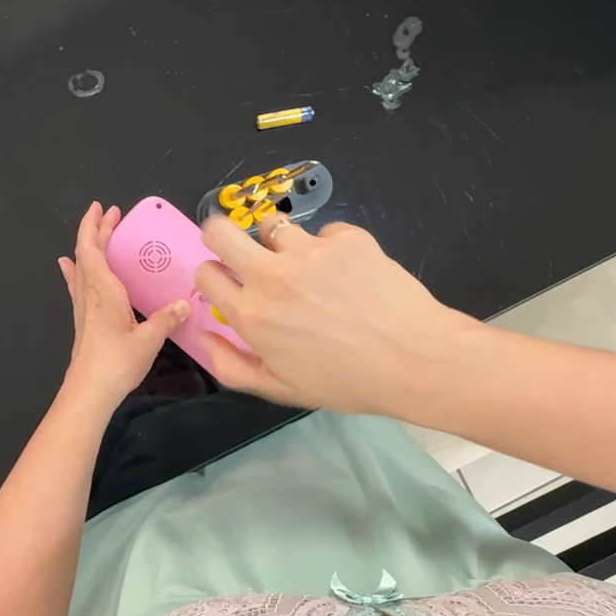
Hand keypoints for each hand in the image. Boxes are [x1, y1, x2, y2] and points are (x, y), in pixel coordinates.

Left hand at [58, 202, 190, 403]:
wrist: (89, 393)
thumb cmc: (116, 363)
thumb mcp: (149, 340)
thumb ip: (166, 319)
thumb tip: (185, 304)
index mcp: (104, 292)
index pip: (93, 250)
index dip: (95, 227)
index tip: (103, 208)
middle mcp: (90, 295)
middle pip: (87, 255)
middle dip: (97, 231)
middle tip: (109, 214)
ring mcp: (83, 309)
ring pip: (82, 269)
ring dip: (89, 248)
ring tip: (95, 233)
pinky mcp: (84, 322)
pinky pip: (78, 286)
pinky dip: (75, 270)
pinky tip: (68, 266)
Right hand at [193, 215, 486, 417]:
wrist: (415, 359)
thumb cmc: (345, 382)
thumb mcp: (279, 388)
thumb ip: (230, 363)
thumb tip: (200, 332)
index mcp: (251, 313)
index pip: (206, 273)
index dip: (212, 276)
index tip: (227, 283)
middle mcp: (272, 275)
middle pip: (220, 230)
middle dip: (220, 236)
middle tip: (240, 251)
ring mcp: (309, 251)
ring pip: (272, 226)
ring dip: (279, 243)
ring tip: (304, 265)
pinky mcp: (346, 238)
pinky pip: (323, 232)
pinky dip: (328, 248)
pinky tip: (348, 272)